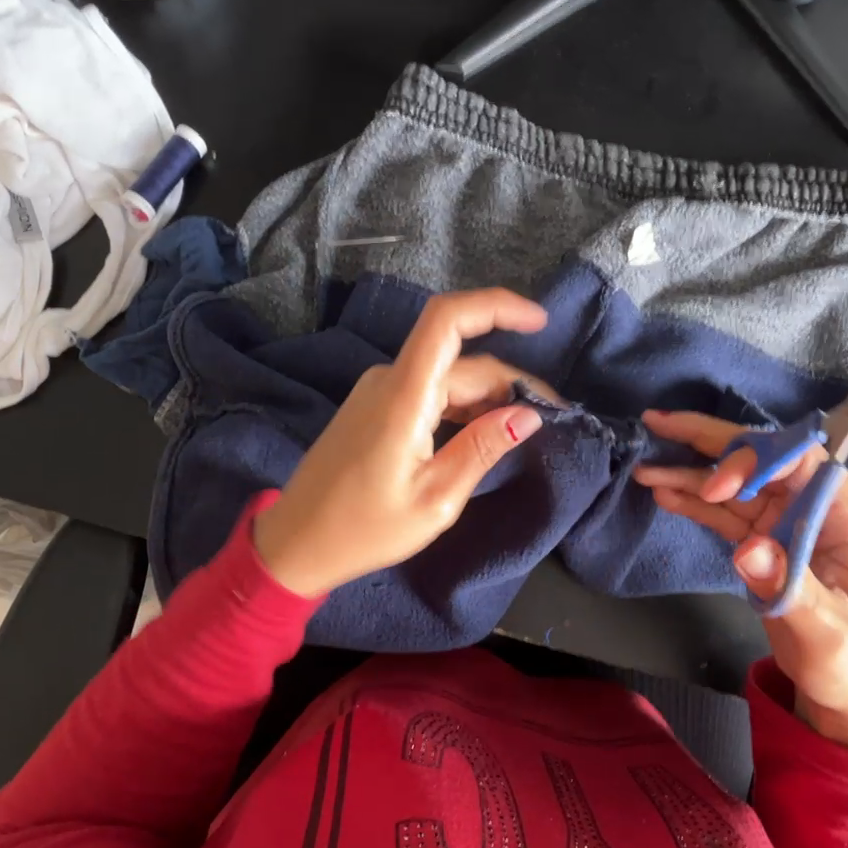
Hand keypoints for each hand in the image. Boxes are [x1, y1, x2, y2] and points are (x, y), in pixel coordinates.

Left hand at [253, 289, 555, 596]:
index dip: (496, 306)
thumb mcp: (435, 499)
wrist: (297, 541)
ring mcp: (379, 392)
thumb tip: (528, 414)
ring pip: (447, 376)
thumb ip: (482, 449)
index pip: (448, 320)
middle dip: (509, 382)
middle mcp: (389, 380)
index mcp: (404, 396)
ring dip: (487, 397)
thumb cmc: (364, 529)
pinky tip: (482, 433)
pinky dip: (461, 406)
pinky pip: (428, 391)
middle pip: (462, 361)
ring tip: (520, 432)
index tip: (540, 322)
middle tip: (549, 419)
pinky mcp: (374, 407)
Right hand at [635, 410, 847, 754]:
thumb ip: (787, 587)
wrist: (844, 694)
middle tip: (658, 423)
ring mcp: (786, 523)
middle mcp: (815, 507)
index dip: (752, 462)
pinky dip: (694, 501)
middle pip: (760, 460)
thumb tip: (747, 549)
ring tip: (644, 468)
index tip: (715, 487)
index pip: (798, 462)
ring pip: (733, 485)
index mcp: (845, 515)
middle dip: (709, 441)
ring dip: (690, 474)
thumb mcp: (825, 630)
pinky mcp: (763, 542)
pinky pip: (723, 513)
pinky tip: (664, 491)